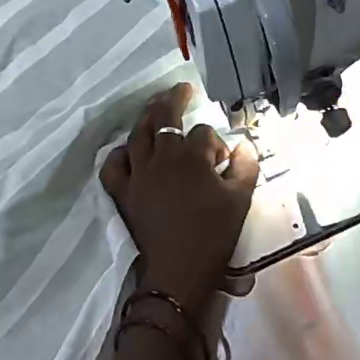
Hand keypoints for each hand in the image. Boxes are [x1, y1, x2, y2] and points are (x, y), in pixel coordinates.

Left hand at [100, 83, 259, 310]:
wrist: (179, 271)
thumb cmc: (214, 236)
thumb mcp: (241, 200)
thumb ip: (245, 167)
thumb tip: (244, 146)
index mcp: (192, 156)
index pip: (203, 133)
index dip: (216, 143)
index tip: (223, 162)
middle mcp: (162, 157)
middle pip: (164, 117)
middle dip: (174, 99)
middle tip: (182, 88)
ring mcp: (138, 173)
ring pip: (138, 134)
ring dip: (147, 117)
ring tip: (155, 107)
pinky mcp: (122, 191)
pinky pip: (113, 165)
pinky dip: (119, 155)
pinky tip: (128, 151)